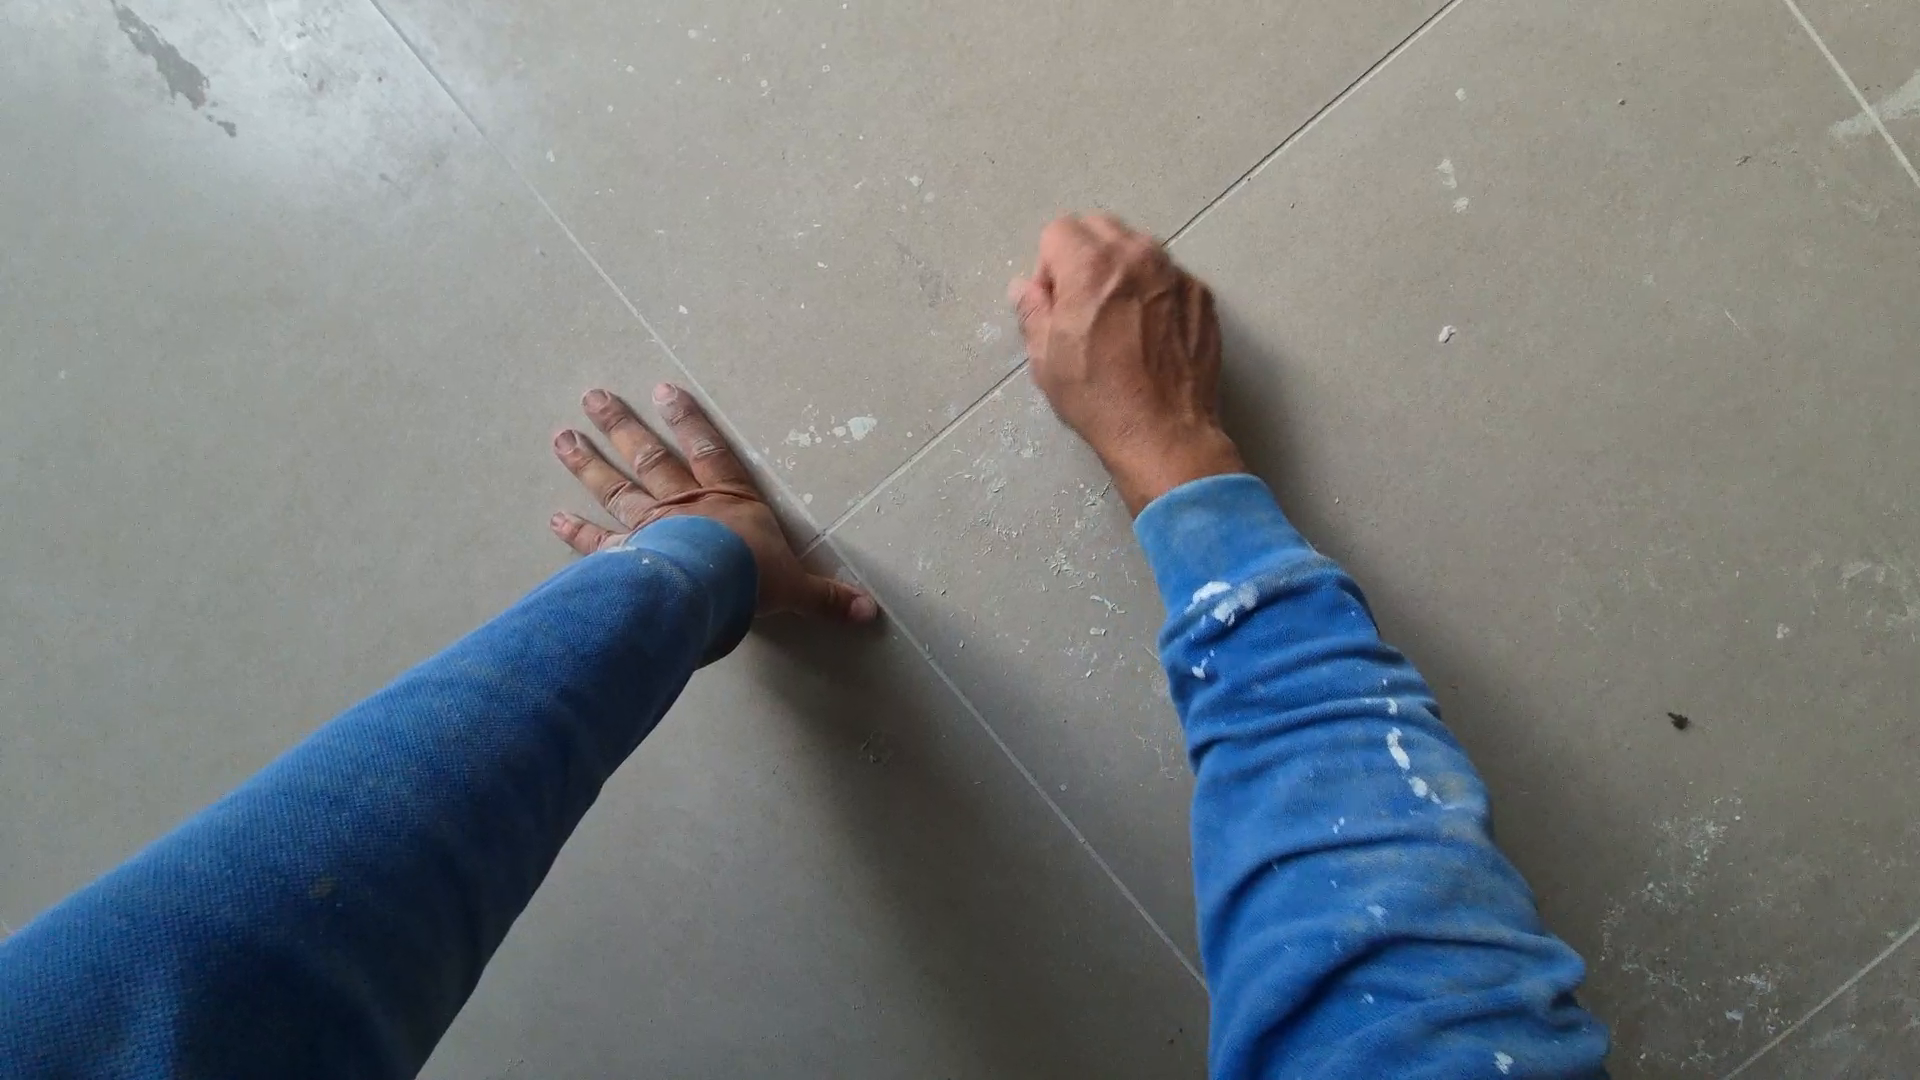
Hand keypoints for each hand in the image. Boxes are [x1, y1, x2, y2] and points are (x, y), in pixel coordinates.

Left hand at [550, 383, 878, 622]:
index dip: (688, 420)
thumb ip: (828, 598)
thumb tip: (871, 612)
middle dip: (623, 427)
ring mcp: (651, 529)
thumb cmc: (755, 580)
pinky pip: (598, 543)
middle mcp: (685, 506)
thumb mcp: (798, 588)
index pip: (708, 451)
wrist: (712, 594)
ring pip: (617, 489)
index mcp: (728, 501)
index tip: (663, 388)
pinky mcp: (627, 560)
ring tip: (562, 436)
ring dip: (588, 464)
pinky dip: (576, 531)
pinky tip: (554, 515)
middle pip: (650, 459)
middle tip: (593, 397)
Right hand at [1008, 213, 1244, 515]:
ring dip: (1119, 271)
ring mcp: (1176, 273)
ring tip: (1117, 321)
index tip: (1053, 304)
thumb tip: (1025, 288)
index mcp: (1092, 265)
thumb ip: (1033, 311)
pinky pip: (1167, 276)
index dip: (1047, 267)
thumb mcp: (1046, 359)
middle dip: (1082, 257)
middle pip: (1099, 228)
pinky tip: (1149, 335)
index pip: (1057, 231)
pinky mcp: (1202, 295)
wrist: (1164, 433)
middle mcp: (1139, 255)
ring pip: (1137, 249)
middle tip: (1080, 306)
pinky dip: (1152, 291)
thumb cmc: (1098, 399)